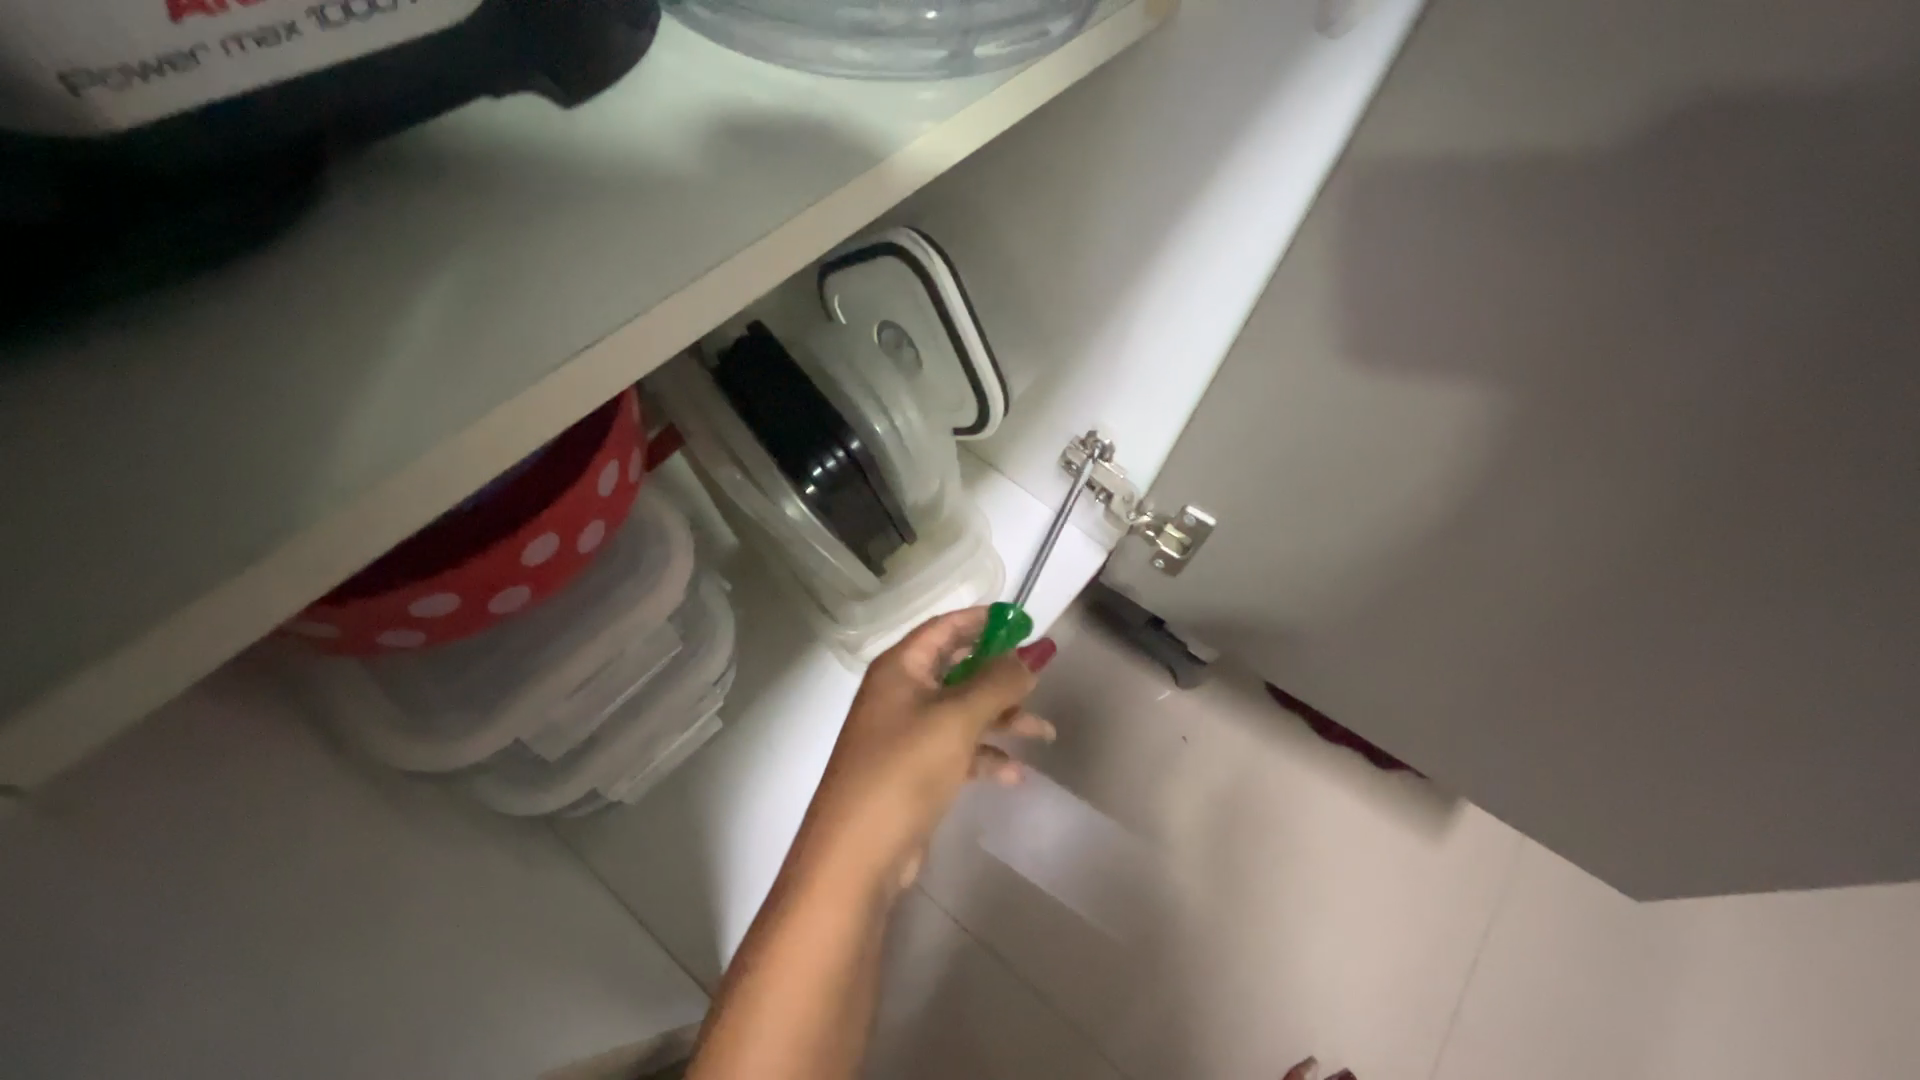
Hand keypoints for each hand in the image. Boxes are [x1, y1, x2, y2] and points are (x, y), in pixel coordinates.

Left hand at [790, 607, 1058, 894]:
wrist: (858, 853)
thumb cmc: (904, 769)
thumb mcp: (957, 718)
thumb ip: (998, 682)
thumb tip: (1032, 653)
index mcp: (901, 668)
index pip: (945, 628)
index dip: (983, 621)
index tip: (1024, 623)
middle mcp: (900, 694)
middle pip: (958, 670)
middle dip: (1001, 675)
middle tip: (1042, 678)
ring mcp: (906, 735)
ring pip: (963, 713)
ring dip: (1002, 719)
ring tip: (1044, 734)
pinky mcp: (914, 772)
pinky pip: (958, 751)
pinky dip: (986, 757)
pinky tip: (1016, 774)